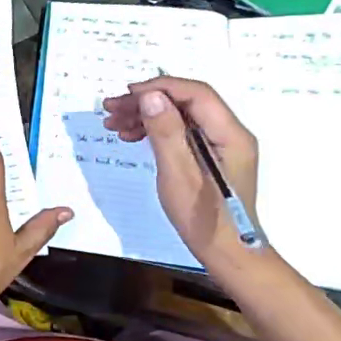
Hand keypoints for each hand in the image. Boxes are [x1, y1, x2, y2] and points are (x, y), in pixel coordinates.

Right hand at [103, 77, 260, 272]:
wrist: (226, 253)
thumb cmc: (202, 218)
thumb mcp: (178, 174)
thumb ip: (166, 131)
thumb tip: (151, 96)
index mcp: (230, 134)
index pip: (195, 94)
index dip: (159, 88)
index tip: (126, 95)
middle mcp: (230, 133)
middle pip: (186, 102)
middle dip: (148, 101)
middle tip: (111, 109)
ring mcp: (221, 145)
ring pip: (181, 116)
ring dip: (147, 116)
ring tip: (114, 124)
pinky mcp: (210, 157)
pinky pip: (182, 133)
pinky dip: (156, 131)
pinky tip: (132, 137)